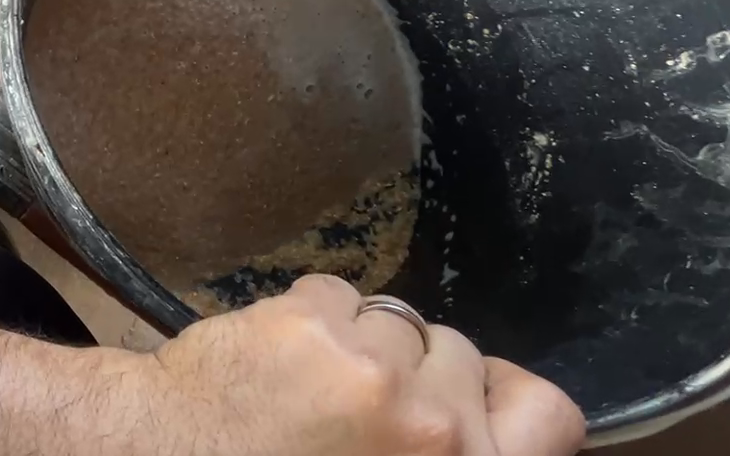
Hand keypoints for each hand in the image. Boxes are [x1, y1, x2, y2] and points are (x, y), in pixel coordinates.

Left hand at [141, 275, 583, 455]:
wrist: (180, 451)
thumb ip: (439, 450)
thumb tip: (464, 417)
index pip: (549, 409)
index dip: (501, 389)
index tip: (459, 388)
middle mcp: (440, 427)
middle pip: (457, 348)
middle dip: (414, 358)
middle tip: (362, 379)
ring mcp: (373, 368)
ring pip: (391, 314)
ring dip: (356, 331)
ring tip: (312, 364)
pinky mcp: (310, 323)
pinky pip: (333, 289)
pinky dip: (310, 306)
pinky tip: (279, 340)